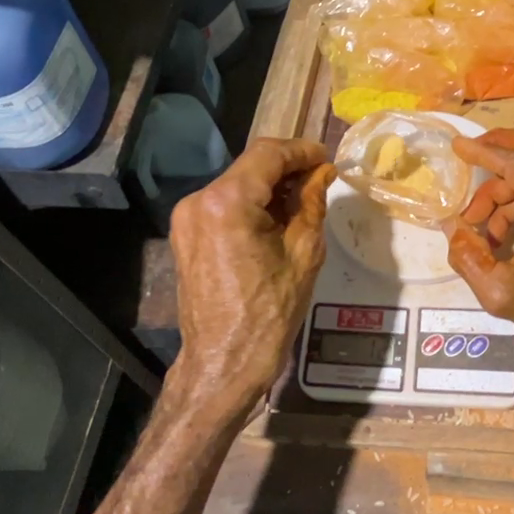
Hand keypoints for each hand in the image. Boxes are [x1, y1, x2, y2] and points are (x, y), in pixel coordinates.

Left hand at [169, 138, 336, 401]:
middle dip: (287, 170)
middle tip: (321, 182)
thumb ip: (311, 203)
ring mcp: (186, 219)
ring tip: (303, 204)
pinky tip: (277, 221)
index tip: (327, 159)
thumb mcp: (303, 253)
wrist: (224, 362)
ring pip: (237, 185)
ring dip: (270, 188)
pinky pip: (224, 206)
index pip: (268, 154)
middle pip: (250, 167)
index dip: (301, 151)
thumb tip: (322, 173)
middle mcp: (198, 201)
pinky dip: (252, 206)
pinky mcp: (186, 236)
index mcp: (227, 202)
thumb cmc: (270, 312)